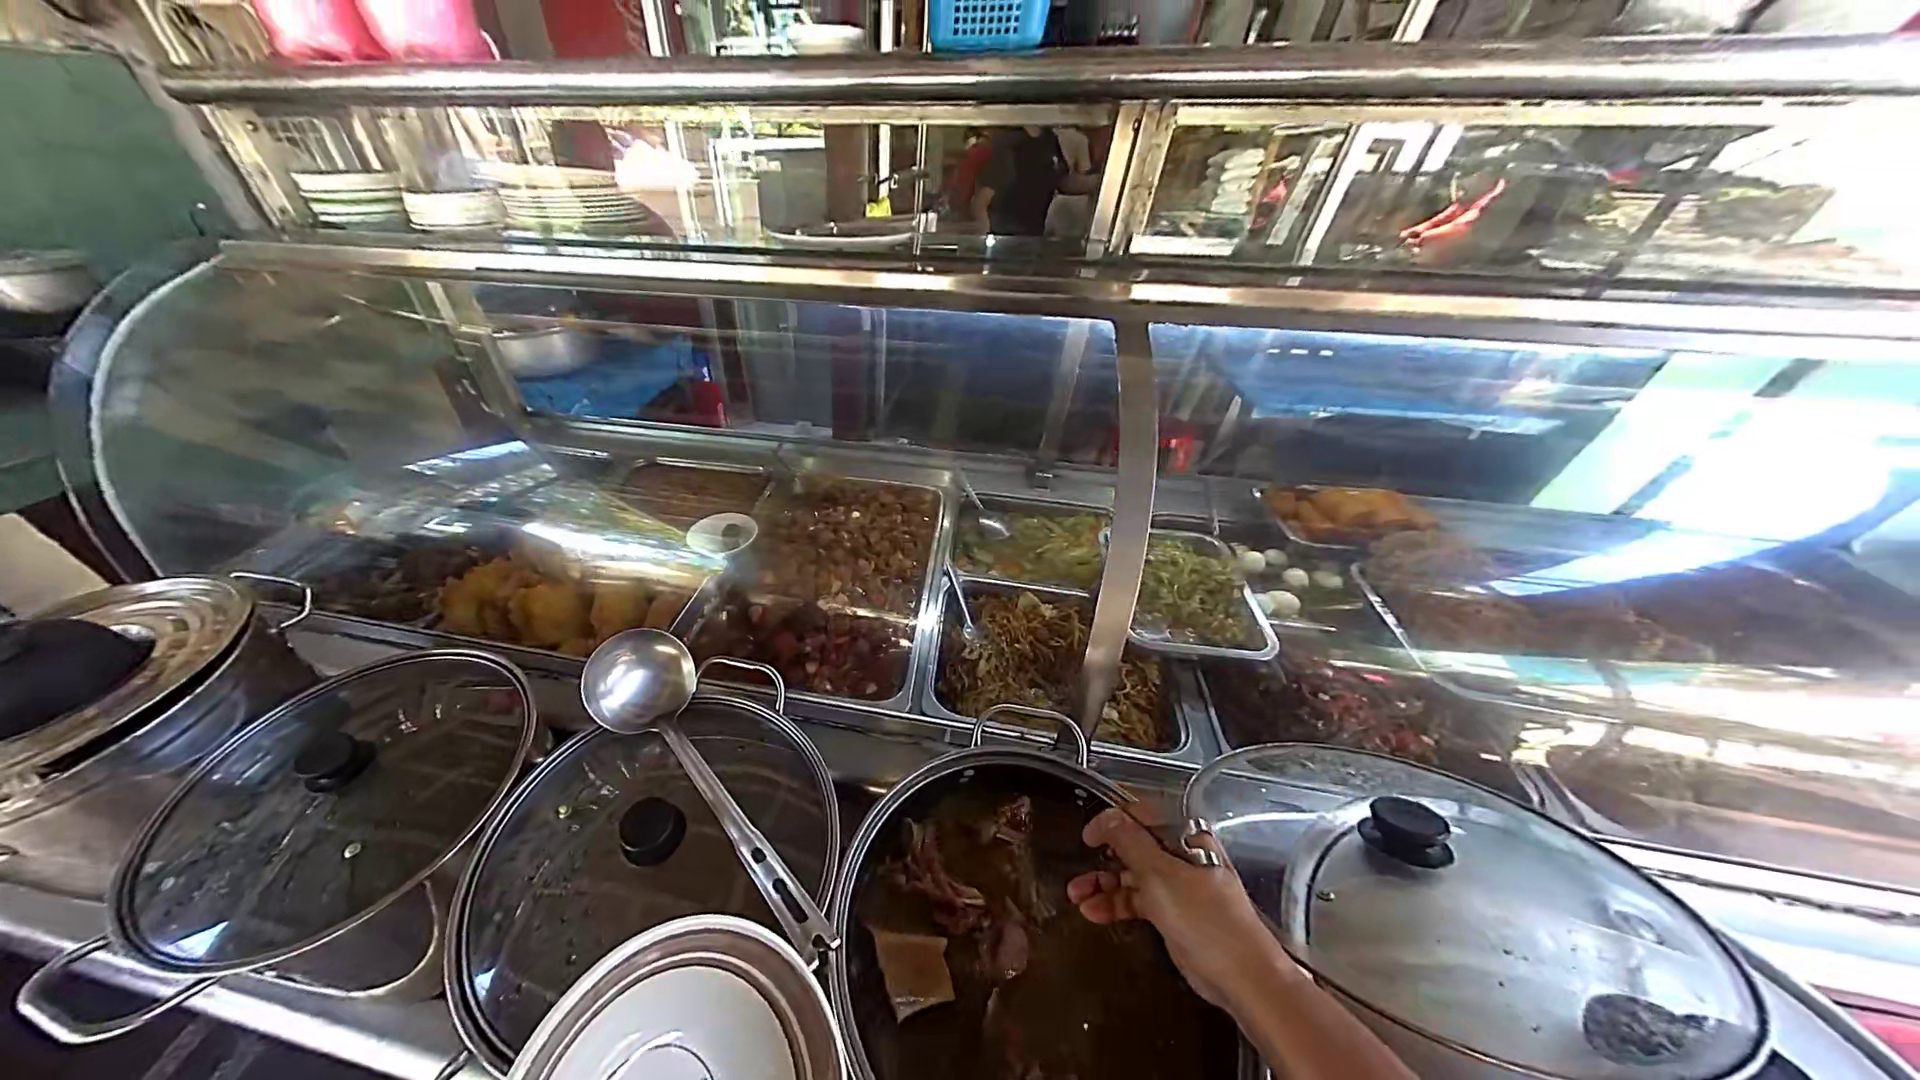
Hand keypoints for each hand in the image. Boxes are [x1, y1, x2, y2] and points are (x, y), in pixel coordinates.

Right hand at [1067, 806, 1296, 1010]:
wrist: (1244, 978)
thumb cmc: (1207, 921)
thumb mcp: (1160, 874)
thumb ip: (1129, 841)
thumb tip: (1106, 816)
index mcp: (1185, 836)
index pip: (1141, 816)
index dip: (1111, 823)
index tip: (1088, 836)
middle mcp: (1182, 856)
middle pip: (1134, 847)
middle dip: (1103, 858)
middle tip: (1077, 869)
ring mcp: (1179, 885)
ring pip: (1133, 876)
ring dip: (1104, 885)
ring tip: (1077, 896)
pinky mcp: (1175, 913)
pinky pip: (1139, 901)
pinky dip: (1117, 905)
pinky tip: (1095, 912)